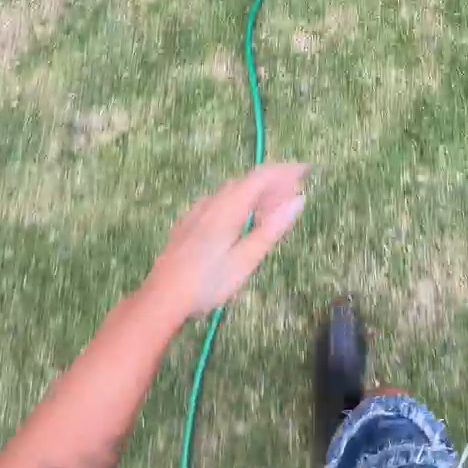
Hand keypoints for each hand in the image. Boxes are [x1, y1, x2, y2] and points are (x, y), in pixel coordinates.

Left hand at [140, 163, 308, 323]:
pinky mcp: (189, 222)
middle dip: (274, 183)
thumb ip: (271, 229)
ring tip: (274, 208)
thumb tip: (298, 201)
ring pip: (233, 191)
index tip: (306, 170)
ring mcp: (198, 211)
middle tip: (295, 192)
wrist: (161, 297)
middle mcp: (213, 202)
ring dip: (257, 193)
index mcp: (229, 207)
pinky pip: (221, 201)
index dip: (285, 171)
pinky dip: (239, 202)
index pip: (261, 177)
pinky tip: (242, 218)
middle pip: (247, 182)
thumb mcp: (245, 260)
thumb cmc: (207, 282)